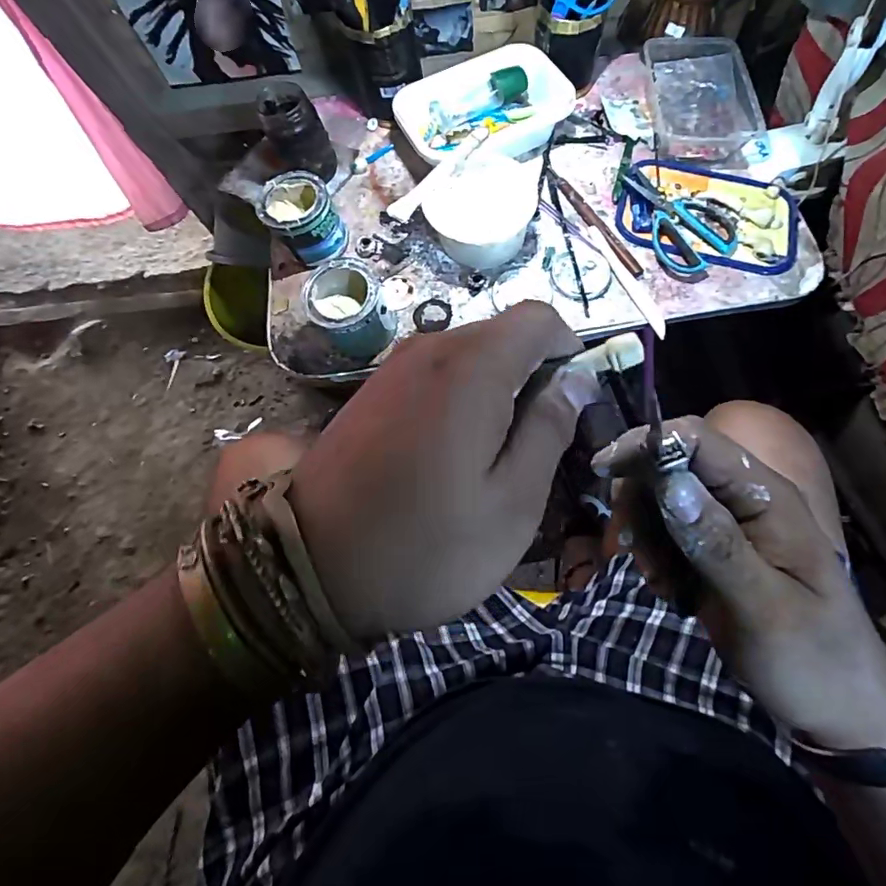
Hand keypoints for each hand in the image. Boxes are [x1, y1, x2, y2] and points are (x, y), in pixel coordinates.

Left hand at [287, 302, 595, 638]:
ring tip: (491, 458)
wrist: (311, 567)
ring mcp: (391, 369)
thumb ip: (548, 429)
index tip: (574, 402)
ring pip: (466, 357)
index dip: (569, 349)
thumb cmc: (426, 547)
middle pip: (501, 334)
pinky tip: (448, 455)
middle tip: (537, 444)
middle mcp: (427, 350)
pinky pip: (431, 377)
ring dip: (493, 392)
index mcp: (471, 367)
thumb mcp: (512, 501)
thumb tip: (573, 380)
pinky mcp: (369, 393)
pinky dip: (456, 400)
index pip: (539, 317)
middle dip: (531, 374)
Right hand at [594, 418, 885, 748]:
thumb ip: (716, 543)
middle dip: (641, 503)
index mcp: (768, 497)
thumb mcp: (763, 607)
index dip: (646, 443)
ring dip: (646, 537)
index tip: (602, 472)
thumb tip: (669, 482)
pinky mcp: (715, 550)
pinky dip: (655, 558)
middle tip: (638, 553)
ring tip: (662, 584)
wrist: (840, 713)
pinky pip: (666, 533)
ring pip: (661, 500)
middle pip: (669, 465)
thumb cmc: (813, 661)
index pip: (698, 439)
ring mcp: (731, 525)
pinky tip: (671, 592)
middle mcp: (747, 499)